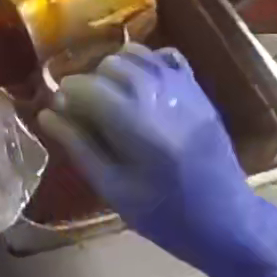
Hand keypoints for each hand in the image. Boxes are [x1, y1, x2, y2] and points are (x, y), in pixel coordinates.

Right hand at [37, 44, 276, 276]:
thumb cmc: (165, 214)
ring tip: (109, 96)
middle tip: (84, 108)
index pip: (85, 86)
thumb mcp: (113, 188)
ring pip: (136, 54)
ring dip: (114, 69)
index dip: (65, 96)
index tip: (60, 113)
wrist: (230, 222)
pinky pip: (166, 57)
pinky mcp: (198, 90)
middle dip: (89, 81)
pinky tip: (140, 86)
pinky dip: (146, 62)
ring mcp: (183, 88)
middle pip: (108, 64)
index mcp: (134, 124)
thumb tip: (47, 114)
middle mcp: (158, 95)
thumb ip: (79, 146)